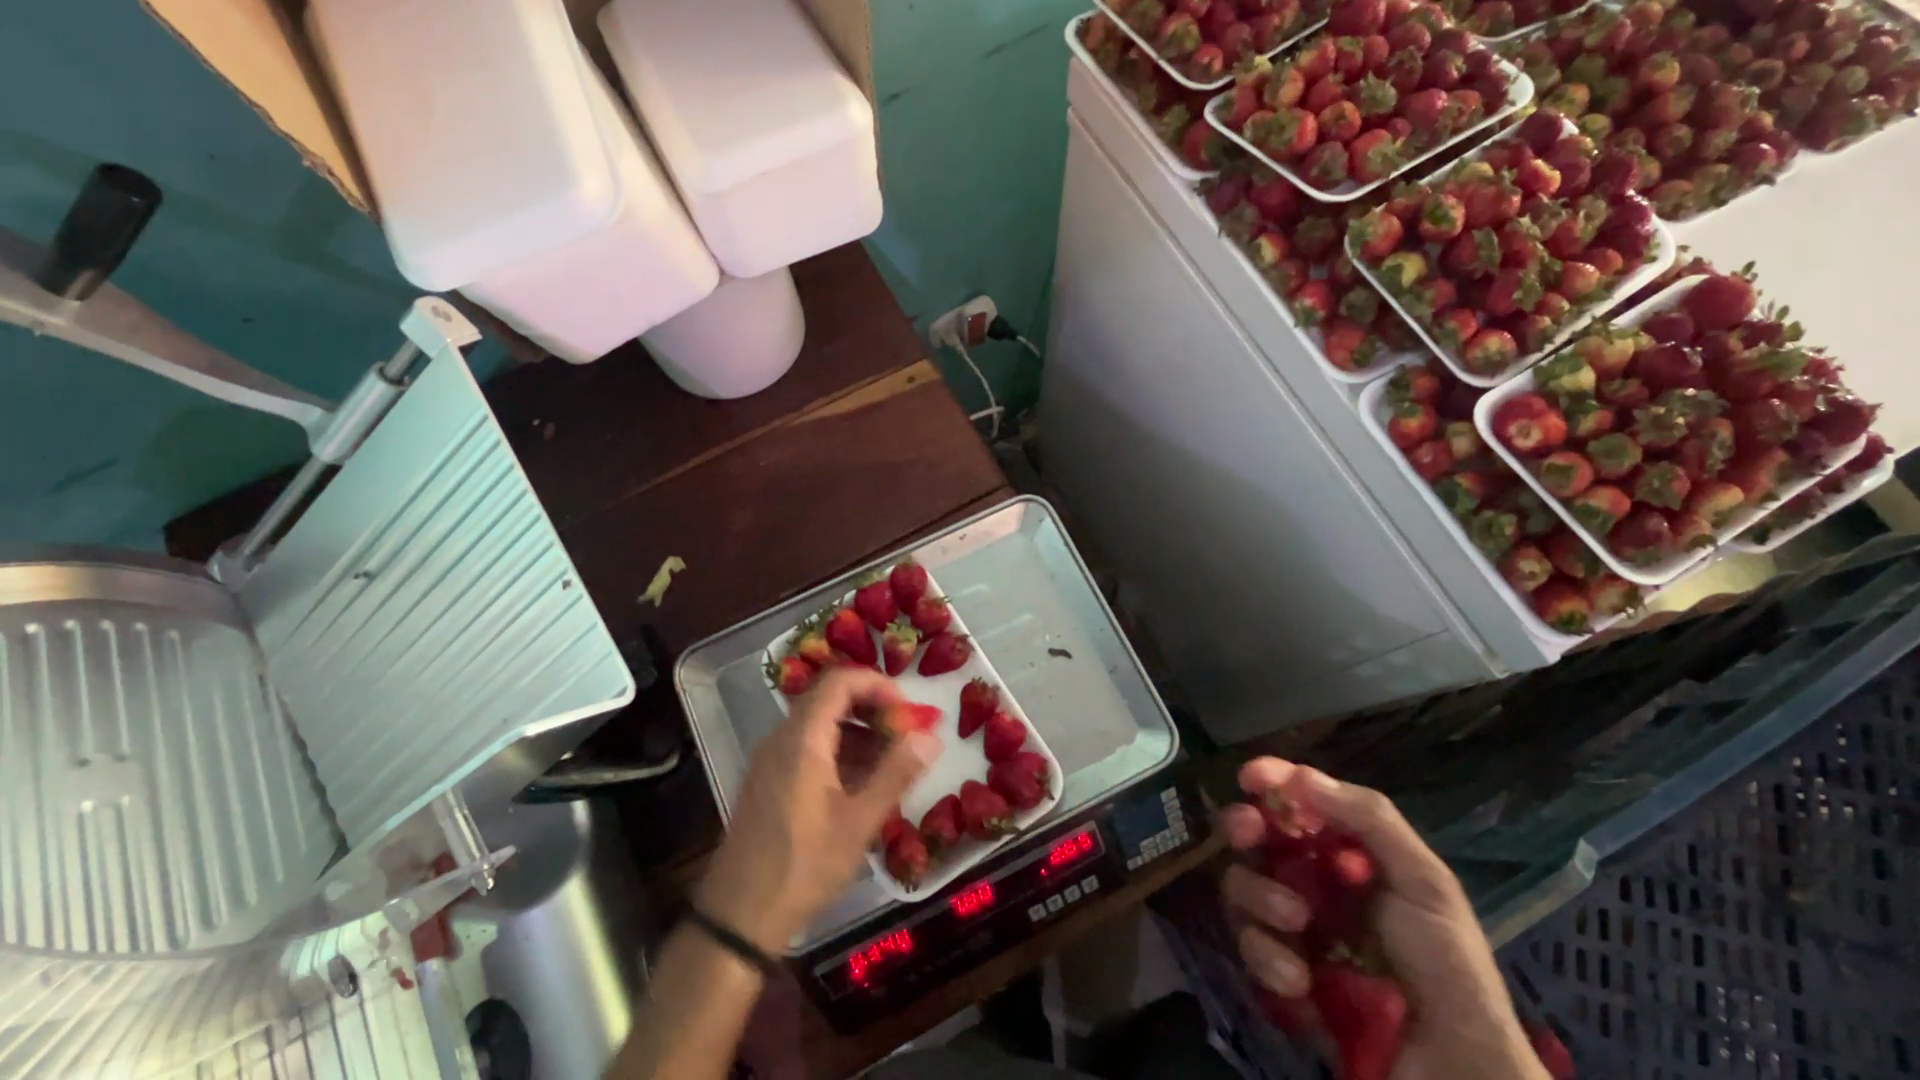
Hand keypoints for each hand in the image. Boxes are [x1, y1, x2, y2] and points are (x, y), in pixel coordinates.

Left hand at [694, 668, 940, 953]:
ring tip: (892, 763)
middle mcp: (781, 739)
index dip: (879, 684)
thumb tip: (931, 735)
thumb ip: (896, 773)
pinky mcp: (767, 782)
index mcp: (802, 739)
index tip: (910, 710)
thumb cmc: (804, 865)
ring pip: (819, 724)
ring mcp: (770, 760)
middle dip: (873, 708)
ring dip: (858, 732)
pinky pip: (806, 748)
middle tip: (907, 735)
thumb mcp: (859, 822)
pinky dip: (839, 752)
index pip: (840, 681)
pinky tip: (861, 785)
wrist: (739, 914)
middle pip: (829, 698)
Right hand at [1217, 758, 1546, 1079]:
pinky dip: (1268, 957)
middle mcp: (1312, 879)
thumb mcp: (1425, 881)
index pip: (1300, 801)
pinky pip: (1247, 946)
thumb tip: (1300, 774)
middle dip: (1244, 826)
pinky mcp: (1275, 972)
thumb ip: (1368, 819)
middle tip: (1249, 832)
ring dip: (1261, 896)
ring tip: (1298, 923)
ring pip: (1240, 885)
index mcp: (1348, 852)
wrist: (1448, 1060)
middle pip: (1254, 836)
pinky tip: (1300, 979)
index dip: (1273, 780)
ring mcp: (1289, 926)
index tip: (1251, 775)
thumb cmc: (1446, 963)